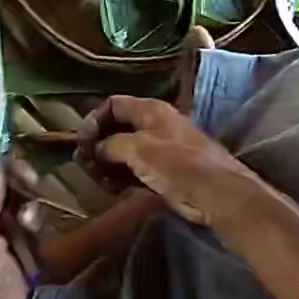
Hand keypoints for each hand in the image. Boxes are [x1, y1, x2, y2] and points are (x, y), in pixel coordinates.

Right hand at [76, 95, 262, 226]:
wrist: (216, 194)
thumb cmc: (177, 164)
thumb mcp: (138, 149)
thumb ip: (112, 144)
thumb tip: (97, 150)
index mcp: (151, 110)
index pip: (113, 104)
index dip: (93, 120)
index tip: (82, 143)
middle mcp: (155, 125)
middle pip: (117, 128)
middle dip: (98, 144)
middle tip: (86, 165)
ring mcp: (161, 149)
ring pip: (125, 151)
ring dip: (108, 164)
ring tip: (98, 179)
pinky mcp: (165, 172)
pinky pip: (135, 169)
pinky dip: (121, 176)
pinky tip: (113, 189)